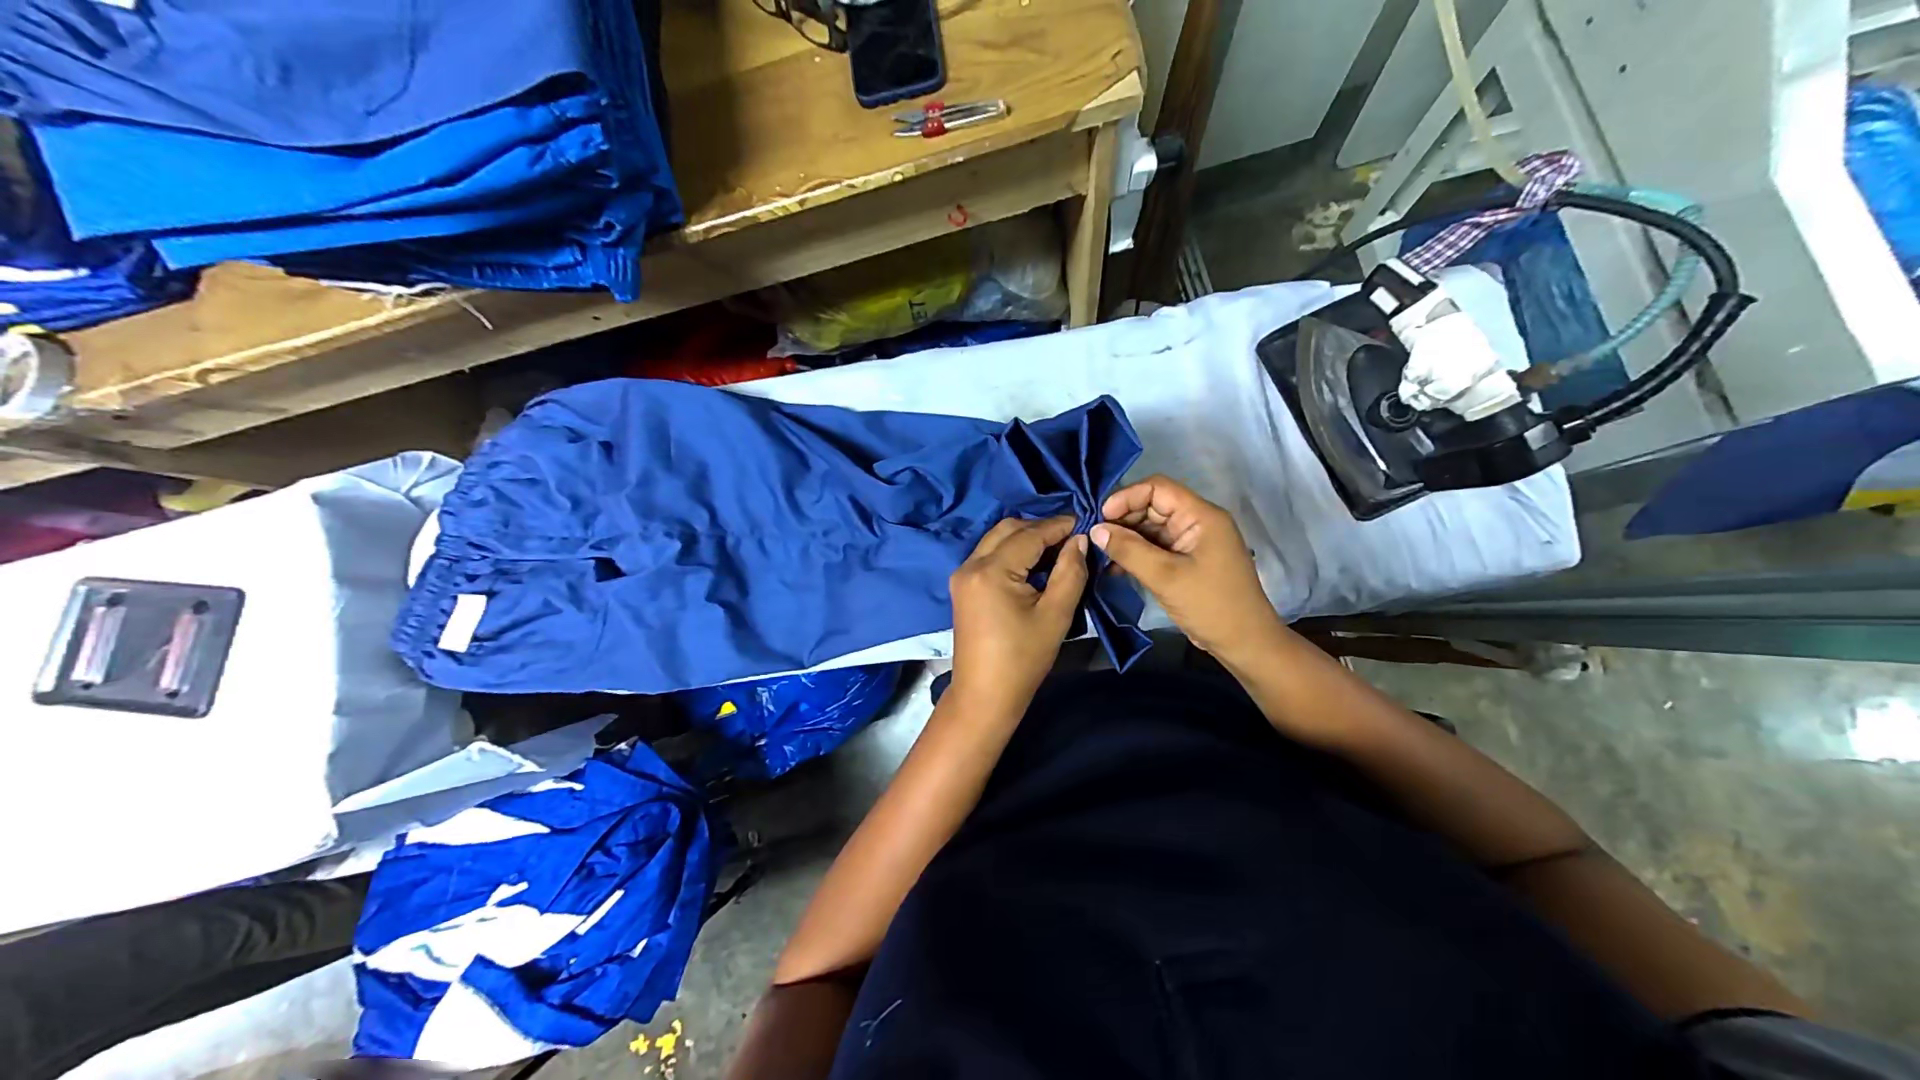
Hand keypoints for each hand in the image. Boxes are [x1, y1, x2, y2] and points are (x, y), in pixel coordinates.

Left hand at [948, 515, 1089, 715]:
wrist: (985, 694)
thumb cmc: (1023, 658)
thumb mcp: (1056, 614)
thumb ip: (1070, 572)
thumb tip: (1079, 540)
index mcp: (991, 570)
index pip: (1030, 534)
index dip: (1059, 526)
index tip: (1085, 523)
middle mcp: (971, 565)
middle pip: (1008, 529)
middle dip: (1041, 528)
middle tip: (1071, 538)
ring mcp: (962, 575)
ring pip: (996, 539)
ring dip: (1025, 538)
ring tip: (1057, 550)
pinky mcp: (962, 586)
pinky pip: (988, 555)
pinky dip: (1011, 552)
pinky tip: (1034, 564)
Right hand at [1091, 475, 1285, 662]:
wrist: (1243, 642)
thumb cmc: (1210, 605)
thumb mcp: (1166, 577)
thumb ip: (1129, 550)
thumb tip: (1095, 530)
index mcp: (1200, 516)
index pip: (1157, 488)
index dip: (1126, 497)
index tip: (1101, 517)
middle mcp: (1196, 522)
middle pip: (1152, 506)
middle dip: (1122, 518)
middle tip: (1094, 537)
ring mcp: (1191, 542)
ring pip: (1150, 528)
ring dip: (1125, 538)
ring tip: (1099, 552)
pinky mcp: (1185, 560)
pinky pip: (1154, 547)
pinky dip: (1134, 553)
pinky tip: (1113, 567)